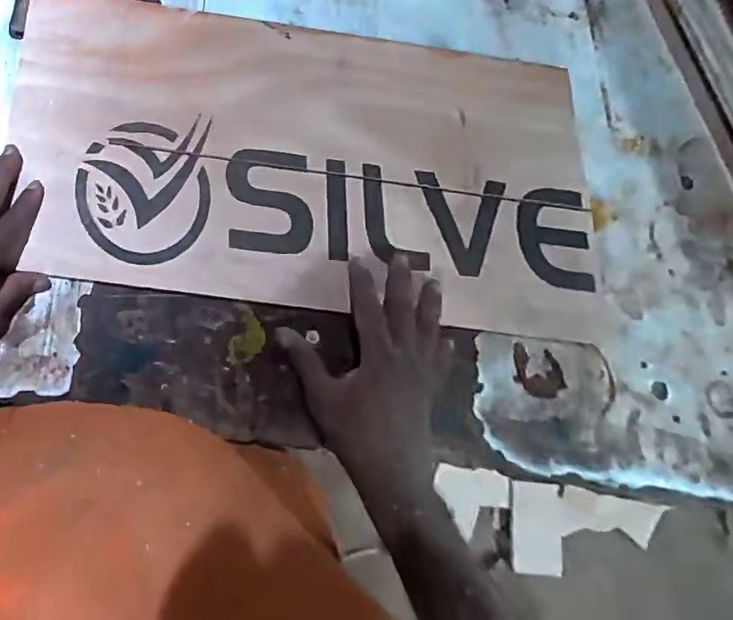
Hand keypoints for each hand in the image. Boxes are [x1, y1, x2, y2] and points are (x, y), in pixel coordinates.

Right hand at [276, 256, 445, 503]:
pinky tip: (449, 337)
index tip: (358, 259)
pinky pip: (440, 361)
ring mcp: (421, 374)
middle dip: (401, 282)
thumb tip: (283, 332)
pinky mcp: (430, 390)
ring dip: (430, 304)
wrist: (396, 476)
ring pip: (428, 330)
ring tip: (435, 282)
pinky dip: (444, 346)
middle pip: (403, 311)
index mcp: (378, 355)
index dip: (362, 283)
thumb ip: (306, 362)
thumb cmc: (355, 434)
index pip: (369, 310)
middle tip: (402, 257)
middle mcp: (404, 357)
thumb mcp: (323, 398)